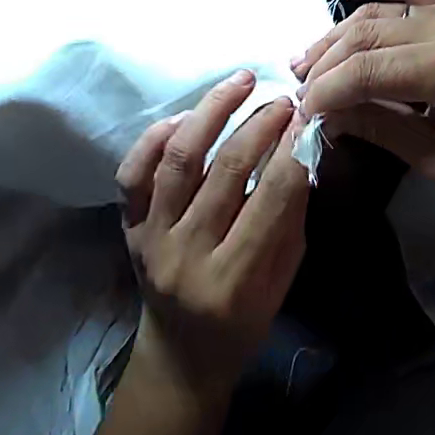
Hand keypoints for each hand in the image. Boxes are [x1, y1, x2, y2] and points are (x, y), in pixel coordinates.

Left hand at [114, 70, 310, 400]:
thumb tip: (300, 147)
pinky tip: (183, 117)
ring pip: (179, 160)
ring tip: (239, 83)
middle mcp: (186, 254)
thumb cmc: (243, 320)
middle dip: (259, 125)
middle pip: (226, 171)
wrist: (181, 352)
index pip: (271, 199)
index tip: (306, 116)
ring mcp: (150, 237)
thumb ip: (290, 216)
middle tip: (281, 99)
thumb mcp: (282, 277)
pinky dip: (155, 138)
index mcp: (233, 281)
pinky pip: (133, 171)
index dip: (291, 150)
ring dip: (211, 112)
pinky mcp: (127, 225)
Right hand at [293, 0, 434, 217]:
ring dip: (337, 35)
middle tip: (297, 90)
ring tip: (303, 61)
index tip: (301, 113)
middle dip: (325, 63)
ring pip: (380, 12)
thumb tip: (319, 114)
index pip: (371, 68)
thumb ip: (377, 128)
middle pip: (369, 33)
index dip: (327, 89)